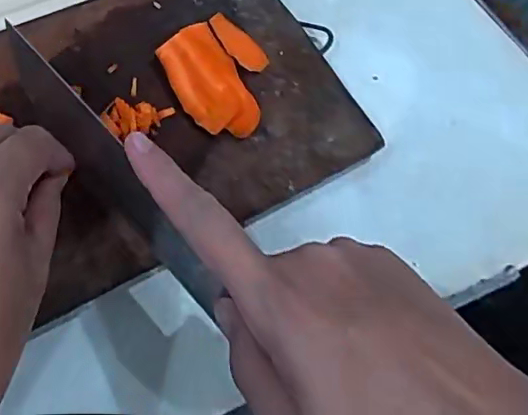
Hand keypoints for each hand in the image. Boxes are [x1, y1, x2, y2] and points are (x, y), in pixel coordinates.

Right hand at [125, 132, 527, 414]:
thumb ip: (252, 367)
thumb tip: (236, 311)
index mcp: (282, 305)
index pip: (207, 230)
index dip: (165, 185)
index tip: (136, 143)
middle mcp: (312, 261)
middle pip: (262, 282)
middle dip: (272, 321)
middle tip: (316, 384)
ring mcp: (355, 256)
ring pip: (306, 282)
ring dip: (316, 317)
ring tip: (366, 378)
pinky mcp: (391, 261)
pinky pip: (346, 278)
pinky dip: (352, 308)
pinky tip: (391, 356)